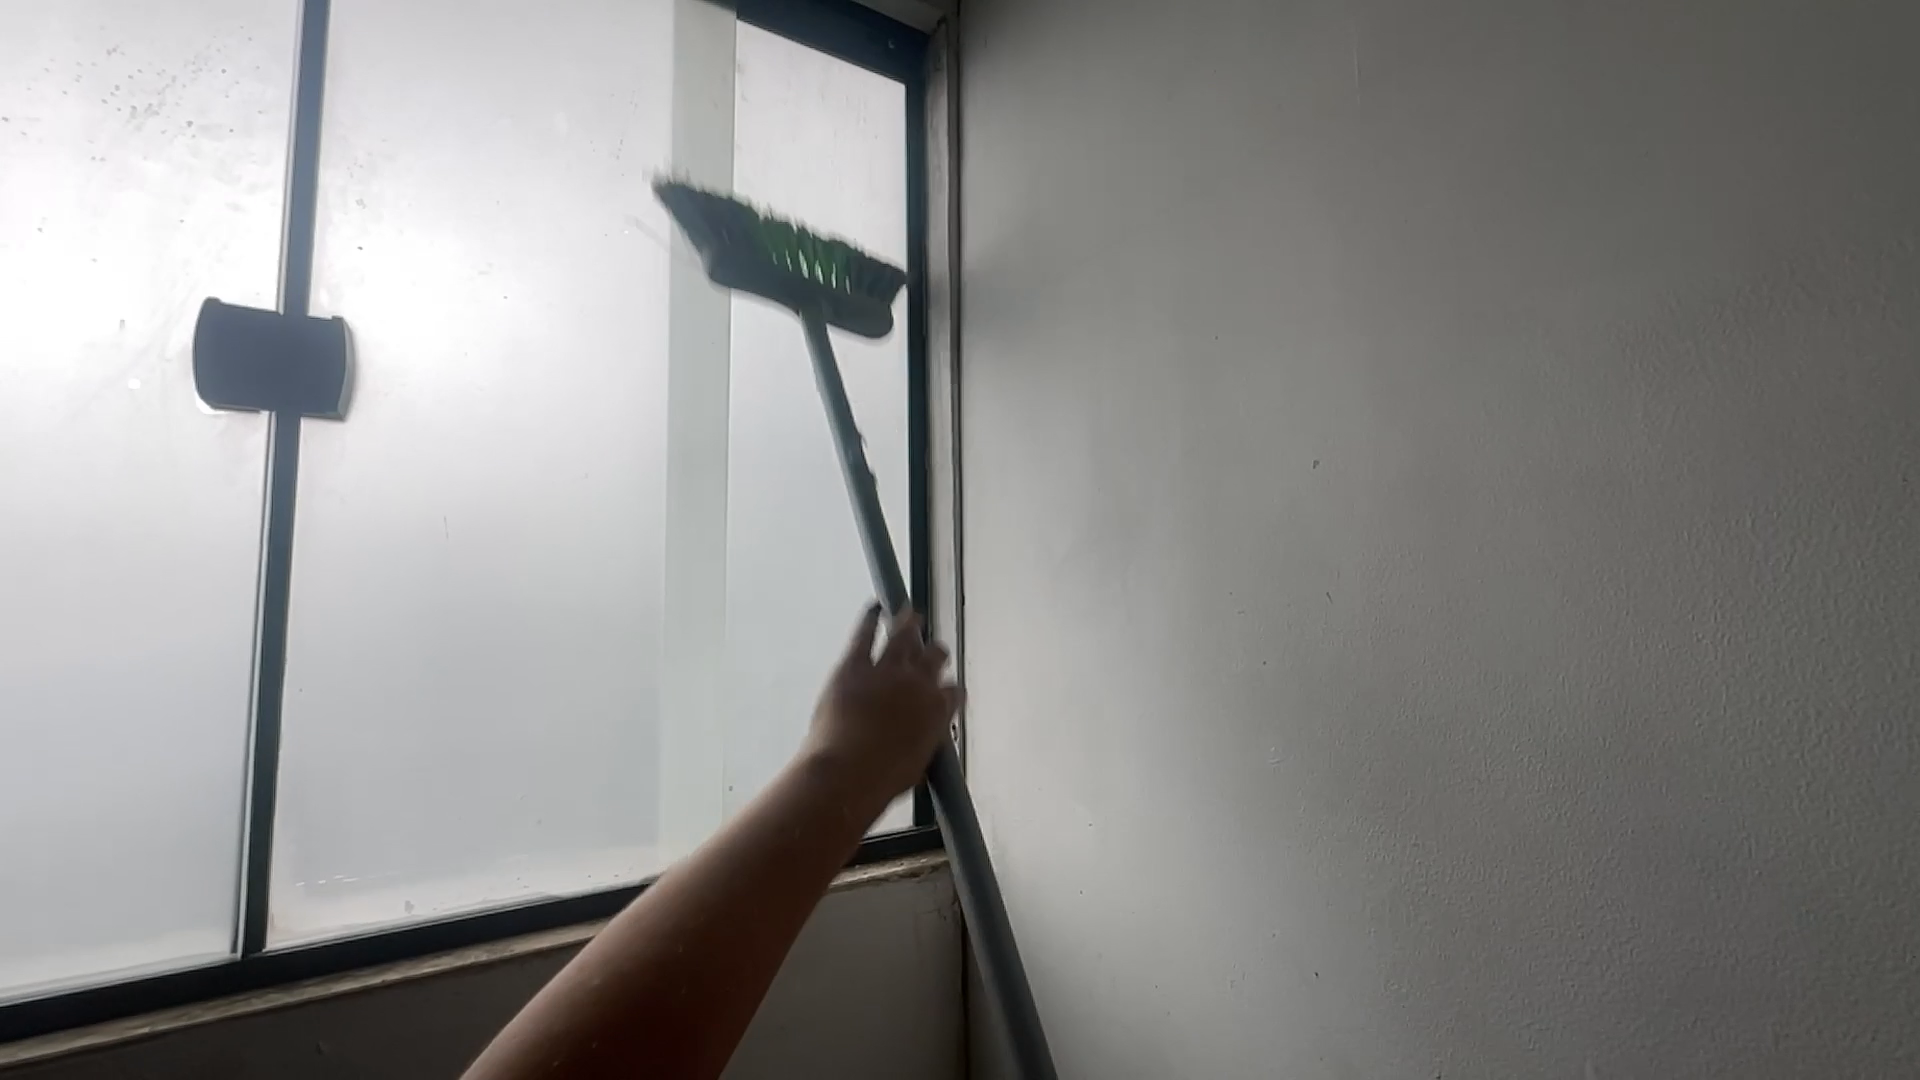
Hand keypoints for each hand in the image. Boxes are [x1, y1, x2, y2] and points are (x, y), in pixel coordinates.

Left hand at [802, 604, 961, 805]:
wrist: (847, 774)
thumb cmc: (882, 781)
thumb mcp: (915, 767)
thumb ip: (922, 745)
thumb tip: (918, 746)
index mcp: (939, 711)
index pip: (953, 690)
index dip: (947, 688)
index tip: (943, 688)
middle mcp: (919, 683)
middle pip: (935, 656)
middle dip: (935, 652)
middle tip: (931, 649)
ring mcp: (887, 670)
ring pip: (904, 636)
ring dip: (909, 623)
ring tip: (911, 614)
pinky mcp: (855, 665)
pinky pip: (865, 634)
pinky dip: (870, 618)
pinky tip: (873, 609)